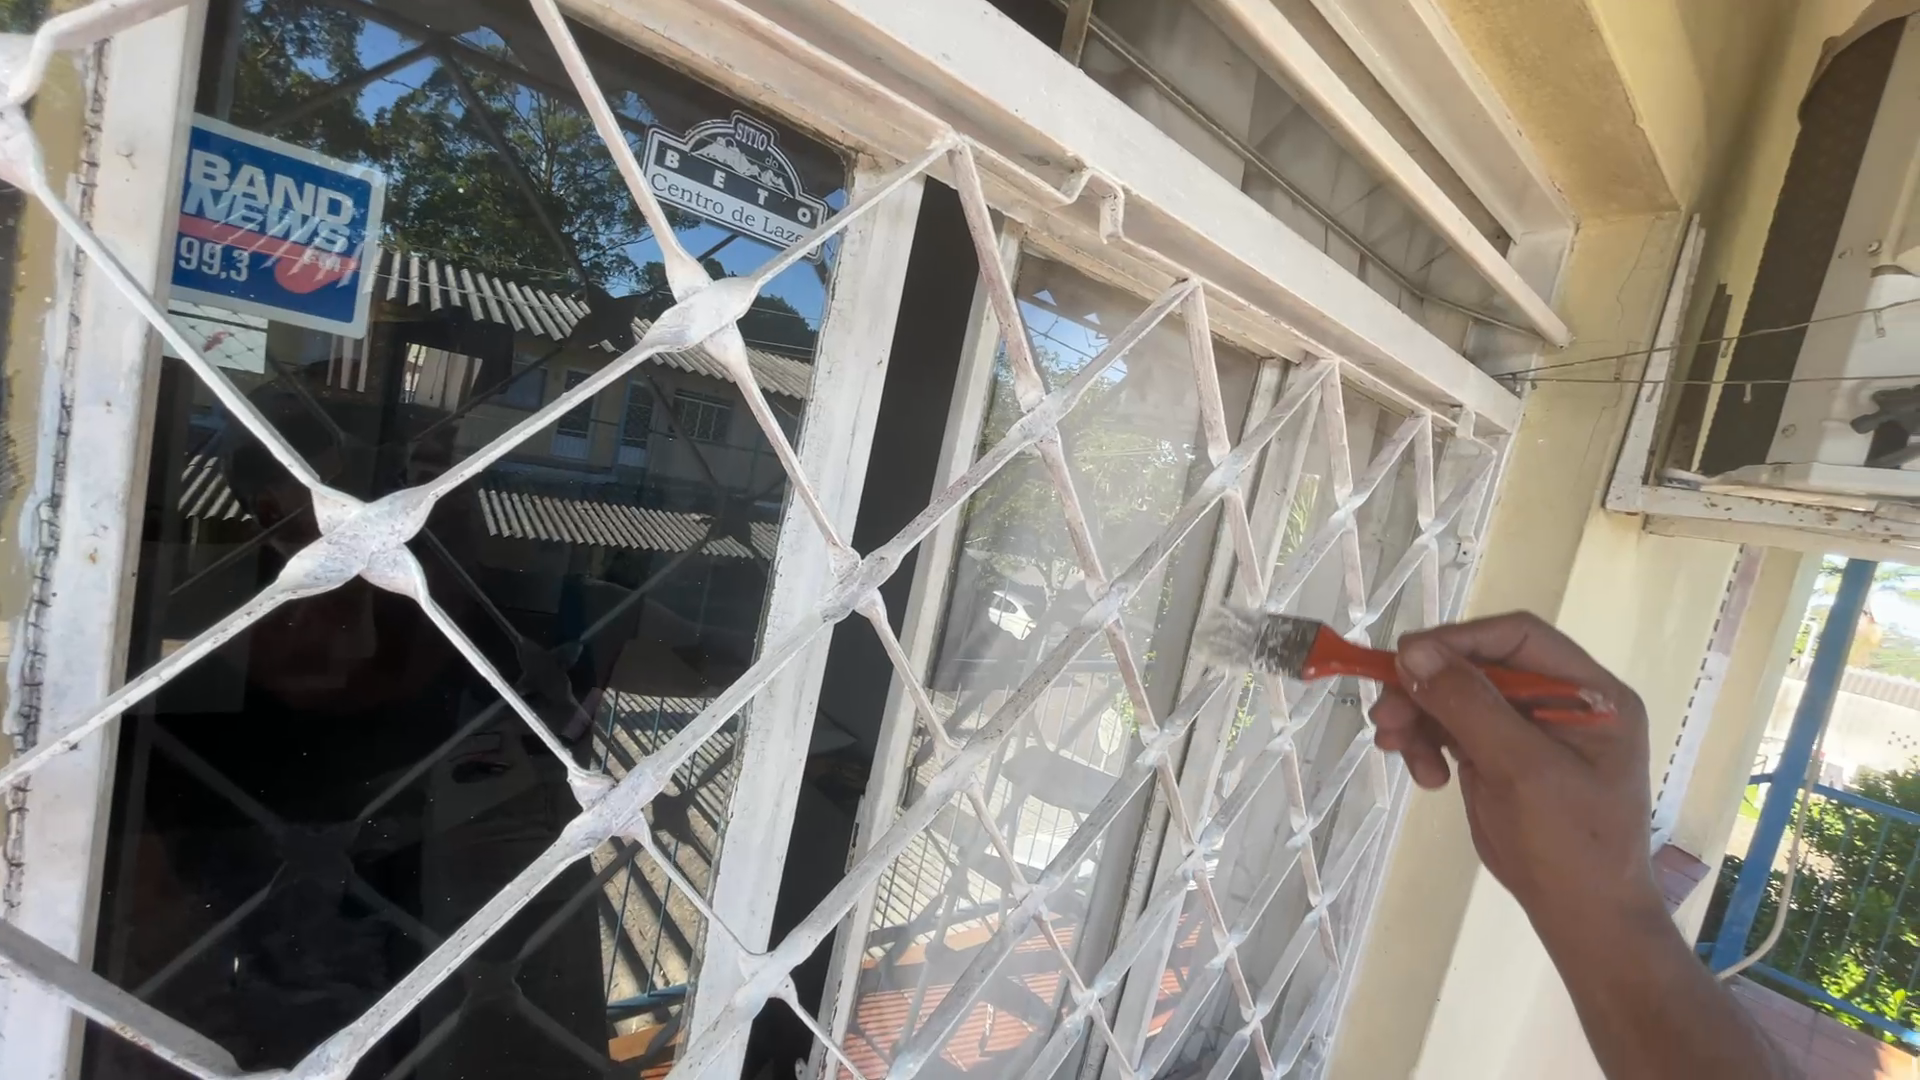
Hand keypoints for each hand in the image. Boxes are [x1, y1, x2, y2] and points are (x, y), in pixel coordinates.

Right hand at [1370, 612, 1660, 929]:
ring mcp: (1518, 725)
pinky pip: (1441, 725)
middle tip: (1386, 714)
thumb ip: (1467, 704)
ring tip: (1394, 748)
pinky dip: (1420, 742)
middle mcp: (1552, 699)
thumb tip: (1411, 652)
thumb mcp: (1521, 768)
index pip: (1515, 636)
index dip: (1458, 640)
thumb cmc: (1570, 841)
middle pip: (1470, 664)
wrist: (1576, 912)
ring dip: (1413, 717)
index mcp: (1585, 692)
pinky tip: (1423, 774)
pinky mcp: (1490, 749)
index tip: (1407, 659)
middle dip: (1424, 688)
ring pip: (1446, 693)